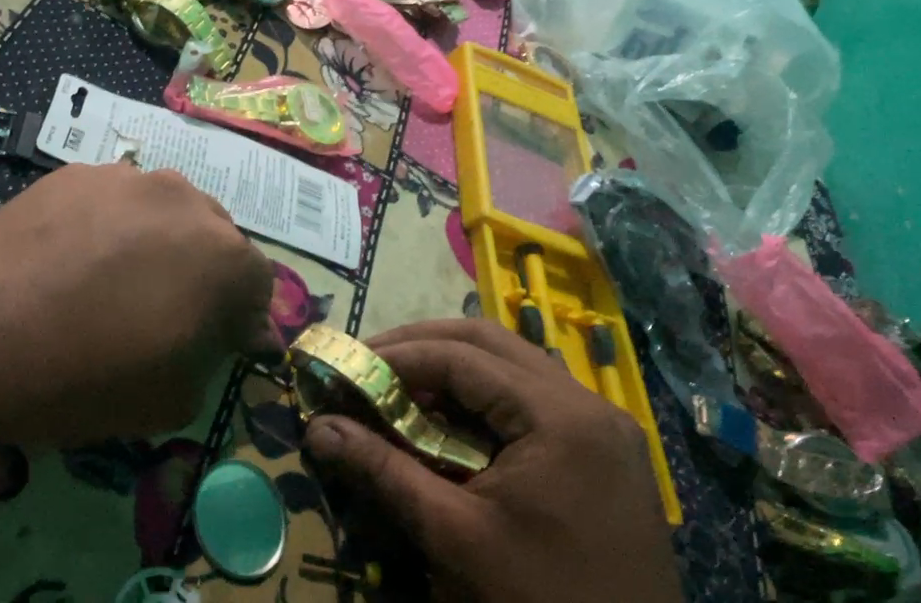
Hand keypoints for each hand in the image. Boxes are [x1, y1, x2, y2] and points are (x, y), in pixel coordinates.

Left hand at [0, 164, 277, 444]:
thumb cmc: (87, 377)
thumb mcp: (174, 398)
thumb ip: (218, 354)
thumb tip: (236, 328)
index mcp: (224, 257)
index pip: (257, 283)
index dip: (239, 316)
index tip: (215, 341)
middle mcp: (184, 200)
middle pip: (211, 235)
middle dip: (199, 270)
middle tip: (160, 309)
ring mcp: (124, 178)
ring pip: (159, 210)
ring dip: (153, 240)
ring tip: (108, 279)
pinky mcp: (74, 172)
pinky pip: (109, 200)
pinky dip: (104, 225)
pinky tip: (67, 259)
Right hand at [304, 320, 681, 602]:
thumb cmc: (539, 602)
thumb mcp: (453, 536)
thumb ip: (383, 470)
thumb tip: (316, 428)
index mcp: (562, 418)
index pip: (463, 356)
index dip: (398, 356)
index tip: (348, 367)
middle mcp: (591, 407)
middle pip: (490, 343)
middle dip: (422, 347)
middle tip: (369, 365)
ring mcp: (604, 431)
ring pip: (513, 366)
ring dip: (452, 368)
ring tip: (398, 391)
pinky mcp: (604, 456)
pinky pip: (534, 401)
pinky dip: (483, 400)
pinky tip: (447, 424)